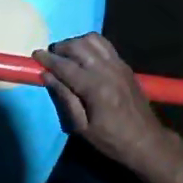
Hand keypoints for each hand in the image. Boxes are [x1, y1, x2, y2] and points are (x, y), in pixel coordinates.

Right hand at [35, 35, 171, 169]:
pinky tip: (84, 55)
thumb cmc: (112, 140)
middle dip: (60, 48)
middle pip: (78, 46)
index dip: (48, 59)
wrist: (148, 142)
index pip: (65, 66)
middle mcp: (107, 70)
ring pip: (92, 39)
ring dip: (75, 42)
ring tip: (67, 54)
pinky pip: (104, 44)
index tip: (35, 55)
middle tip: (51, 57)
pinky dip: (90, 44)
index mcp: (96, 89)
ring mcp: (118, 65)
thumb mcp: (82, 127)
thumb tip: (47, 76)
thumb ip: (65, 98)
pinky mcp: (125, 65)